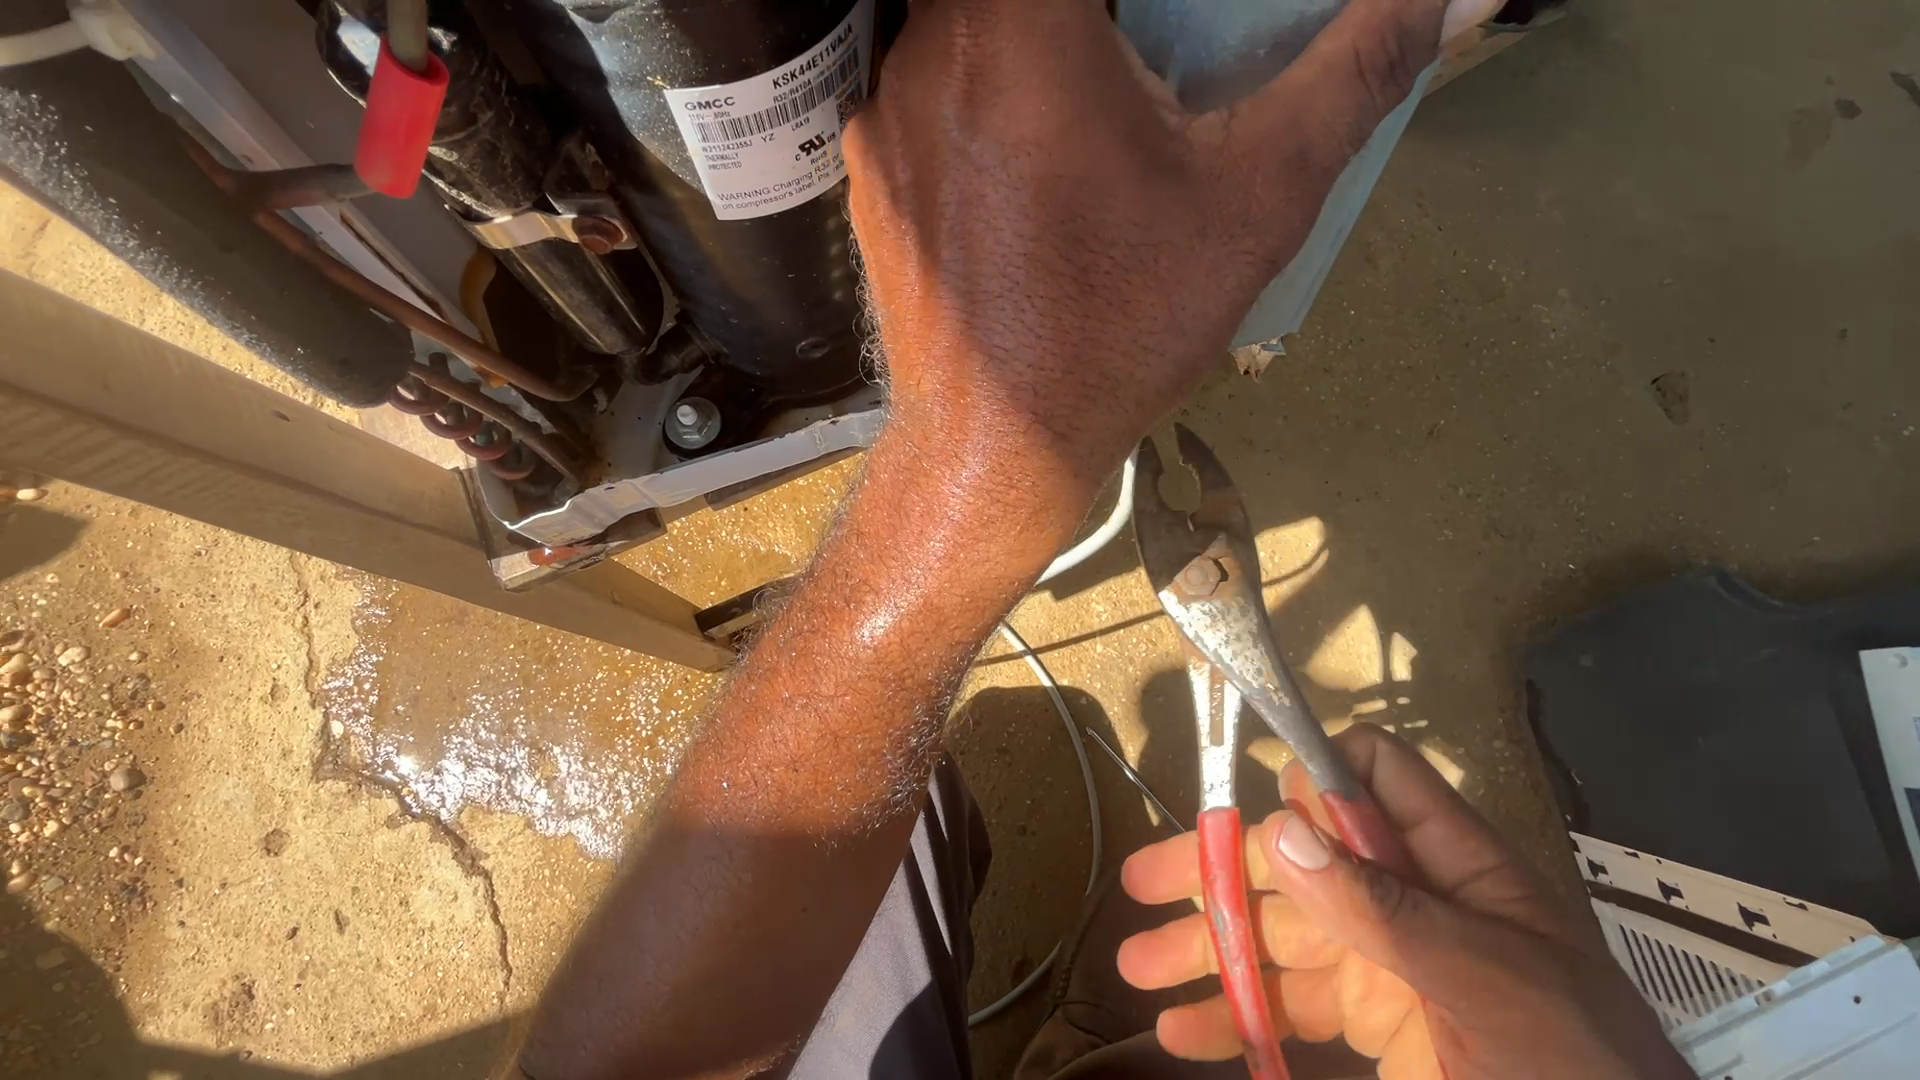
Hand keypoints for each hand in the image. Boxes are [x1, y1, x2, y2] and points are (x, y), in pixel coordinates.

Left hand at [845, 0, 1453, 515]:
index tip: (1161, 33)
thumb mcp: (1256, 201)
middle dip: (1089, 23)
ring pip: (965, 29)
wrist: (1000, 445)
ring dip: (1031, 47)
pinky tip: (1022, 175)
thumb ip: (1350, 76)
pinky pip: (926, 99)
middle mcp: (926, 48)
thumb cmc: (1120, 329)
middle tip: (1137, 62)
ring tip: (1085, 123)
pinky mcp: (870, 180)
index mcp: (1017, 22)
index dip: (1145, 4)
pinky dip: (979, 103)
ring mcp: (883, 118)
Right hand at [1116, 725, 1693, 1079]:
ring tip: (1136, 969)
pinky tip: (1184, 1033)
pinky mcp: (1371, 1025)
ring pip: (1277, 934)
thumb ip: (1386, 909)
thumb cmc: (1580, 1074)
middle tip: (1138, 886)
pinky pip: (1289, 1007)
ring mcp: (1385, 963)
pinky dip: (1236, 1018)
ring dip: (1206, 949)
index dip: (1311, 774)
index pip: (1373, 775)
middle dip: (1215, 870)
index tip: (1253, 806)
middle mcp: (1407, 898)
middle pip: (1294, 857)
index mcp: (1450, 863)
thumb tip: (1280, 826)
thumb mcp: (1492, 987)